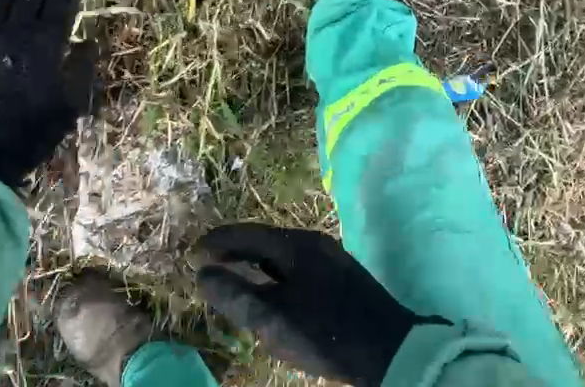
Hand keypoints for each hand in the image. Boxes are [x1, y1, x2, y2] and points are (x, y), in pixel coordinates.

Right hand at [196, 224, 443, 384]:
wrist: (391, 350)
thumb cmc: (327, 334)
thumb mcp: (274, 320)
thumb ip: (236, 295)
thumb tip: (202, 274)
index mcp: (297, 245)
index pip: (247, 234)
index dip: (217, 243)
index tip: (193, 254)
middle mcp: (314, 242)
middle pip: (265, 239)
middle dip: (235, 251)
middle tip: (208, 265)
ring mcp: (330, 257)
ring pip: (282, 254)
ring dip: (255, 263)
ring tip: (233, 278)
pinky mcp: (340, 276)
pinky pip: (297, 266)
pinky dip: (274, 273)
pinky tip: (271, 292)